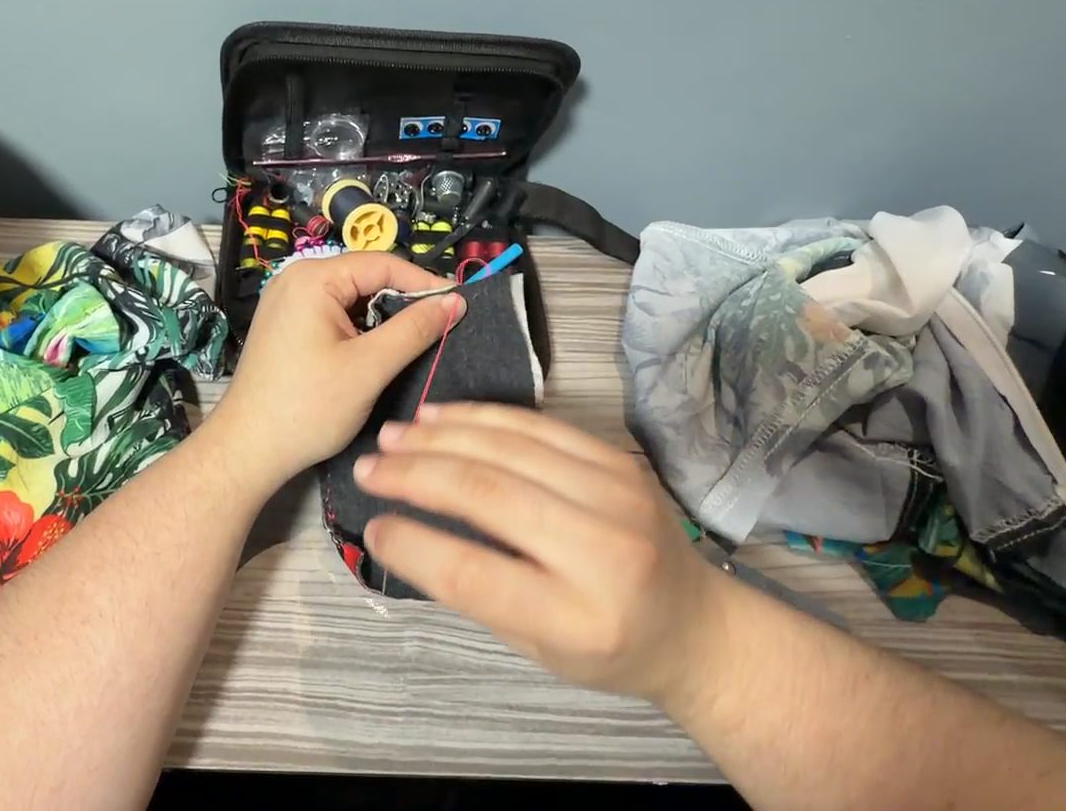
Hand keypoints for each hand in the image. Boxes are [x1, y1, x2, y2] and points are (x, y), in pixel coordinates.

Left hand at [200, 253, 462, 491]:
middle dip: (403, 301)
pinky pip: (333, 313)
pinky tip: (376, 351)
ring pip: (351, 297)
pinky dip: (359, 328)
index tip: (459, 306)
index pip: (382, 264)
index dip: (424, 283)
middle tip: (440, 327)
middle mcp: (295, 279)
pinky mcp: (285, 324)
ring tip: (414, 342)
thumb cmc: (307, 407)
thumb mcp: (369, 368)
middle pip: (365, 277)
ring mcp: (286, 301)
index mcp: (312, 278)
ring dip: (382, 317)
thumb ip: (414, 330)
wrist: (248, 448)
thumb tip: (455, 302)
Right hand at [352, 403, 732, 706]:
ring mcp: (617, 494)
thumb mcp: (537, 645)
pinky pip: (535, 424)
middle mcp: (604, 550)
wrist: (697, 624)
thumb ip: (474, 590)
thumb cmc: (607, 648)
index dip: (413, 545)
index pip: (475, 574)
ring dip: (438, 437)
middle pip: (488, 494)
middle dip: (415, 475)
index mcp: (580, 619)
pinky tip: (438, 416)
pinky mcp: (617, 459)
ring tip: (391, 437)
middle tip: (368, 468)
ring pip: (507, 448)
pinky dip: (479, 417)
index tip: (372, 525)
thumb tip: (399, 527)